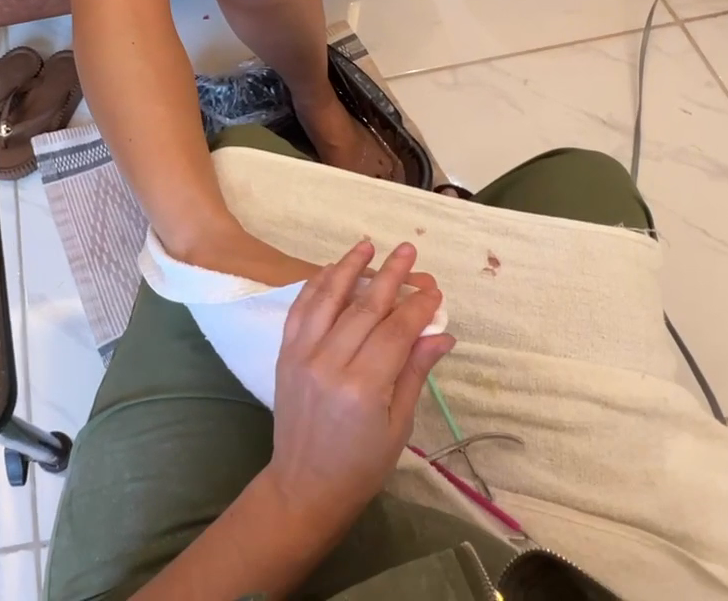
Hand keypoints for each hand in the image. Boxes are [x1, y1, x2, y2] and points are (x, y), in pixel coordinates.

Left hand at [266, 240, 452, 524]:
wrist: (305, 482)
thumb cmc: (361, 463)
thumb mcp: (399, 426)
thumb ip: (415, 373)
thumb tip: (443, 332)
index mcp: (363, 387)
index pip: (395, 331)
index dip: (417, 307)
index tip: (435, 289)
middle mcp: (328, 363)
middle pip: (364, 308)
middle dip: (390, 276)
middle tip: (408, 250)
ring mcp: (301, 354)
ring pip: (327, 299)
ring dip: (348, 268)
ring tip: (367, 245)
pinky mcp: (284, 352)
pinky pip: (301, 309)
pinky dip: (316, 286)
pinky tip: (330, 270)